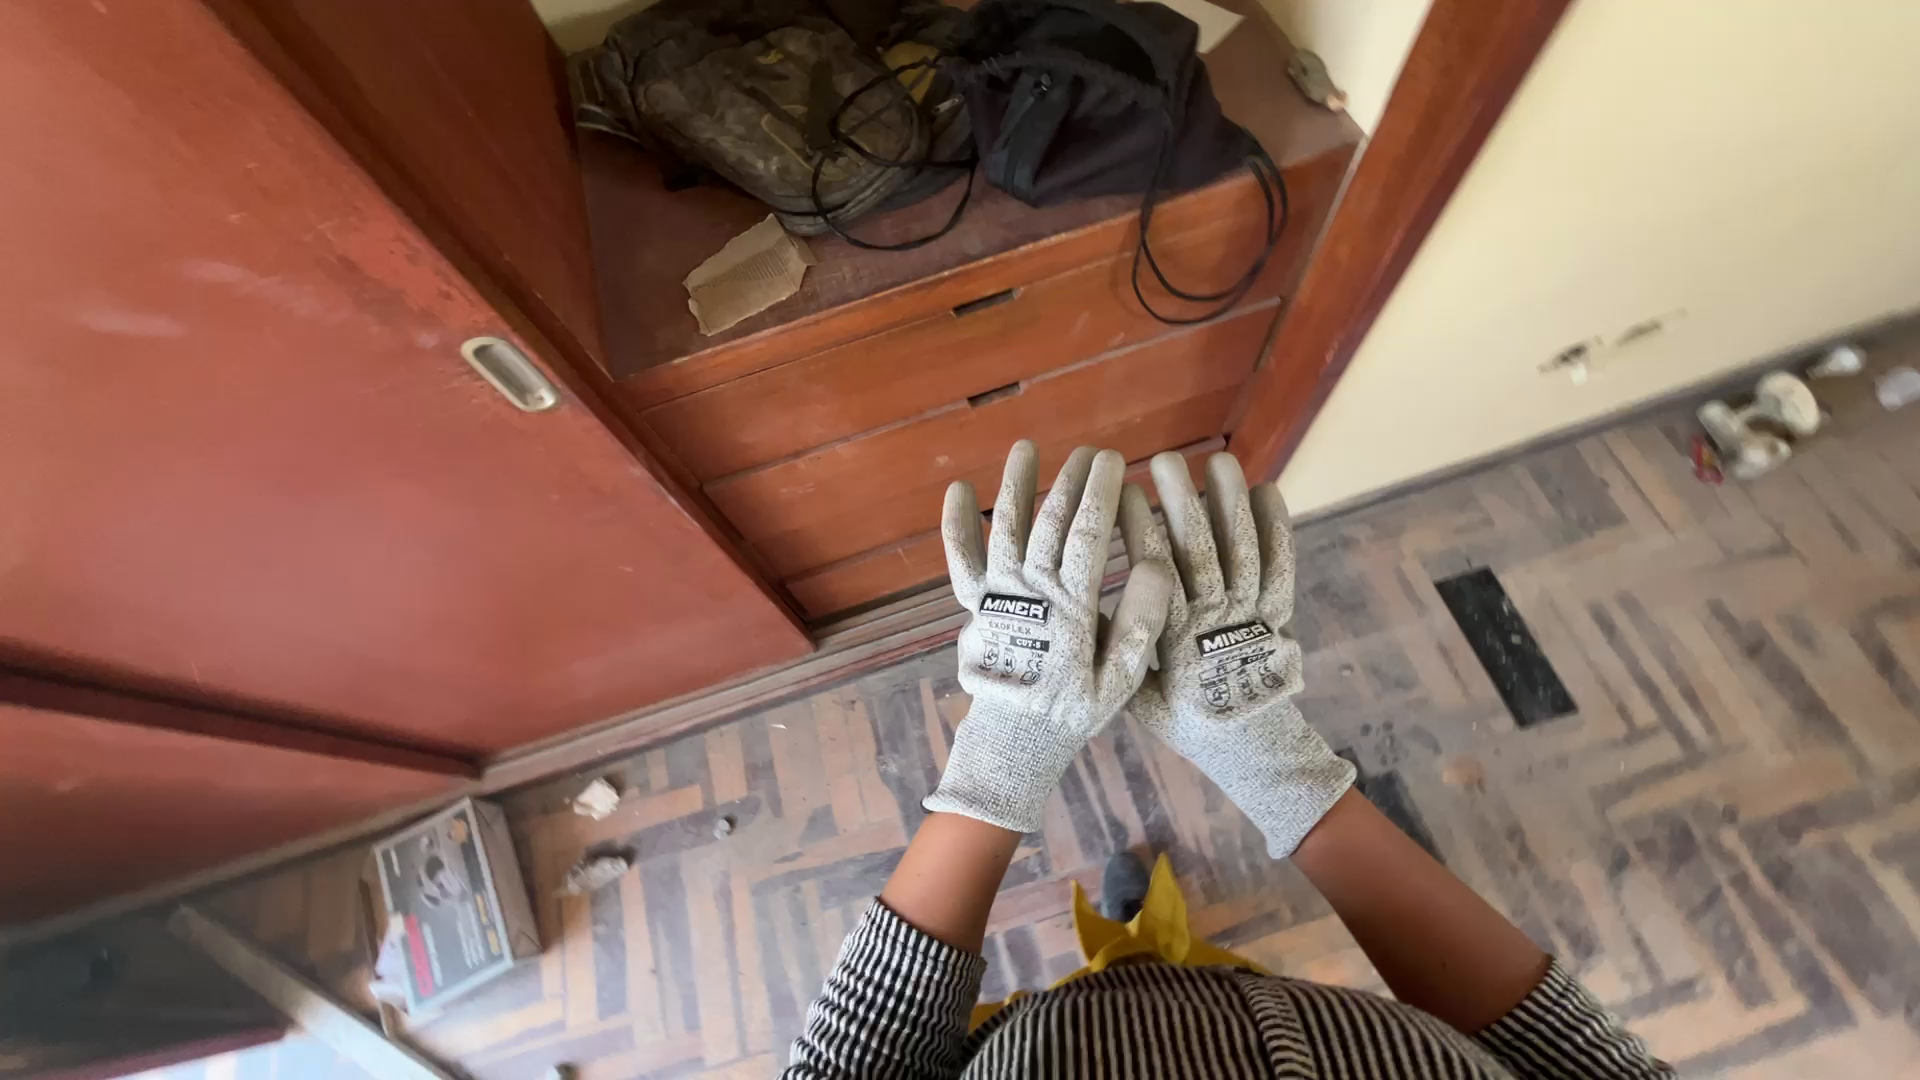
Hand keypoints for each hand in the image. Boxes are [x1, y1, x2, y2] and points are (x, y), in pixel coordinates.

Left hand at [923, 441, 1172, 832]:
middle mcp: (1031, 592)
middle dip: (1071, 481)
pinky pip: (960, 559)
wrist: (1016, 737)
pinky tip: (959, 489)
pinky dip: (956, 524)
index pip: (1087, 536)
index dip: (1100, 493)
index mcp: (1072, 607)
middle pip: (1050, 522)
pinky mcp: (972, 604)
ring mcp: (997, 595)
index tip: (1113, 461)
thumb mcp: (1122, 680)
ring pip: (1006, 529)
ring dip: (1017, 486)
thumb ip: (1142, 626)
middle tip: (1089, 452)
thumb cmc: (1074, 707)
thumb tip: (1159, 567)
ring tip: (1027, 448)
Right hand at [1119, 451, 1354, 855]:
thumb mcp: (1137, 697)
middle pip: (1199, 551)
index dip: (1141, 531)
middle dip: (1182, 501)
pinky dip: (1277, 528)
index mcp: (1175, 638)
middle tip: (1164, 460)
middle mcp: (1215, 619)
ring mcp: (1252, 613)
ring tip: (1216, 461)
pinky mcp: (1279, 613)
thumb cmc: (1185, 720)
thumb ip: (1117, 651)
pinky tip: (1267, 490)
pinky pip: (1282, 566)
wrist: (1252, 748)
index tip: (1125, 493)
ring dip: (1229, 503)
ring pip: (1242, 551)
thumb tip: (1084, 610)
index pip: (1155, 574)